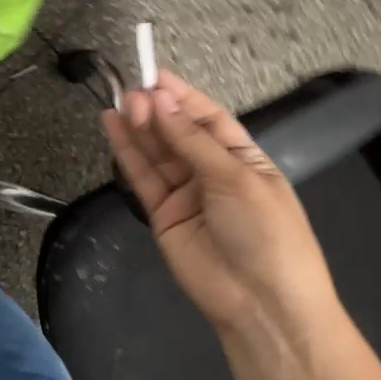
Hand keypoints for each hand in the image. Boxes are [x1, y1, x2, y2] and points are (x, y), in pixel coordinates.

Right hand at [101, 73, 341, 338]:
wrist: (261, 304)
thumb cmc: (267, 235)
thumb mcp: (237, 180)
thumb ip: (193, 141)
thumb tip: (161, 101)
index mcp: (244, 160)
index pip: (209, 118)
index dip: (182, 96)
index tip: (154, 75)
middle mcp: (212, 172)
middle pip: (178, 132)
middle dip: (156, 110)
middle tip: (133, 93)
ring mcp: (185, 192)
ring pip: (156, 150)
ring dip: (138, 126)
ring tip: (119, 103)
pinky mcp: (161, 212)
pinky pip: (141, 175)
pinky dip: (126, 151)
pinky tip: (112, 126)